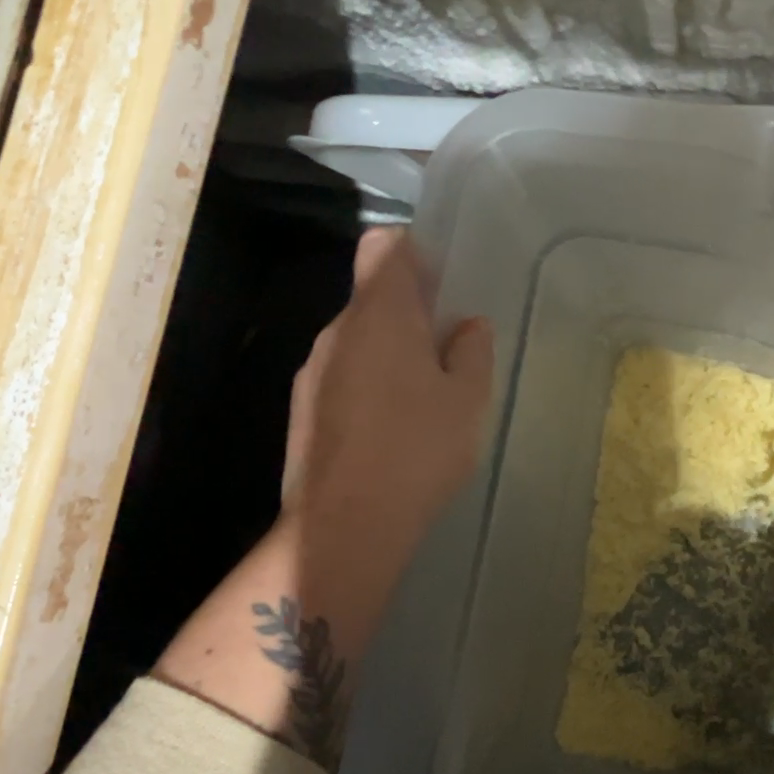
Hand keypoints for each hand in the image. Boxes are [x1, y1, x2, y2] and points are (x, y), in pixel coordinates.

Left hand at [281, 227, 493, 568]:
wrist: (343, 526)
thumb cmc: (417, 450)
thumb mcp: (467, 400)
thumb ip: (471, 352)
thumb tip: (467, 326)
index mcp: (379, 313)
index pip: (385, 246)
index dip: (415, 252)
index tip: (444, 284)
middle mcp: (337, 331)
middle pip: (372, 296)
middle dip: (409, 310)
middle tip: (448, 348)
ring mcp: (313, 371)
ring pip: (357, 340)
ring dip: (389, 351)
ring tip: (424, 396)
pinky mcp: (302, 410)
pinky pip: (342, 376)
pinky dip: (368, 384)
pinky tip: (392, 428)